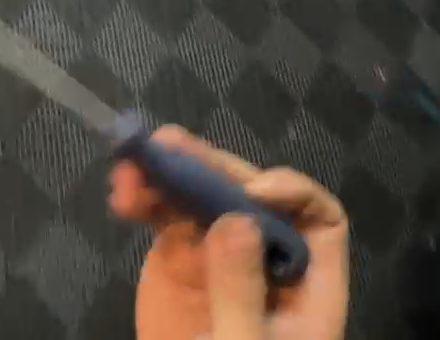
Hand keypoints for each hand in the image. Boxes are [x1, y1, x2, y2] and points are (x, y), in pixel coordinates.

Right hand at [109, 126, 349, 339]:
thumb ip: (241, 292)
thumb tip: (236, 219)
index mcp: (305, 287)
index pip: (318, 220)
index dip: (292, 192)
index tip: (251, 188)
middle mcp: (264, 259)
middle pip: (247, 191)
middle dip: (208, 165)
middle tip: (167, 147)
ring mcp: (217, 255)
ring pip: (199, 192)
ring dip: (164, 170)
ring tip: (129, 168)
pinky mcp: (176, 257)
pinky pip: (163, 211)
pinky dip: (142, 194)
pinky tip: (121, 195)